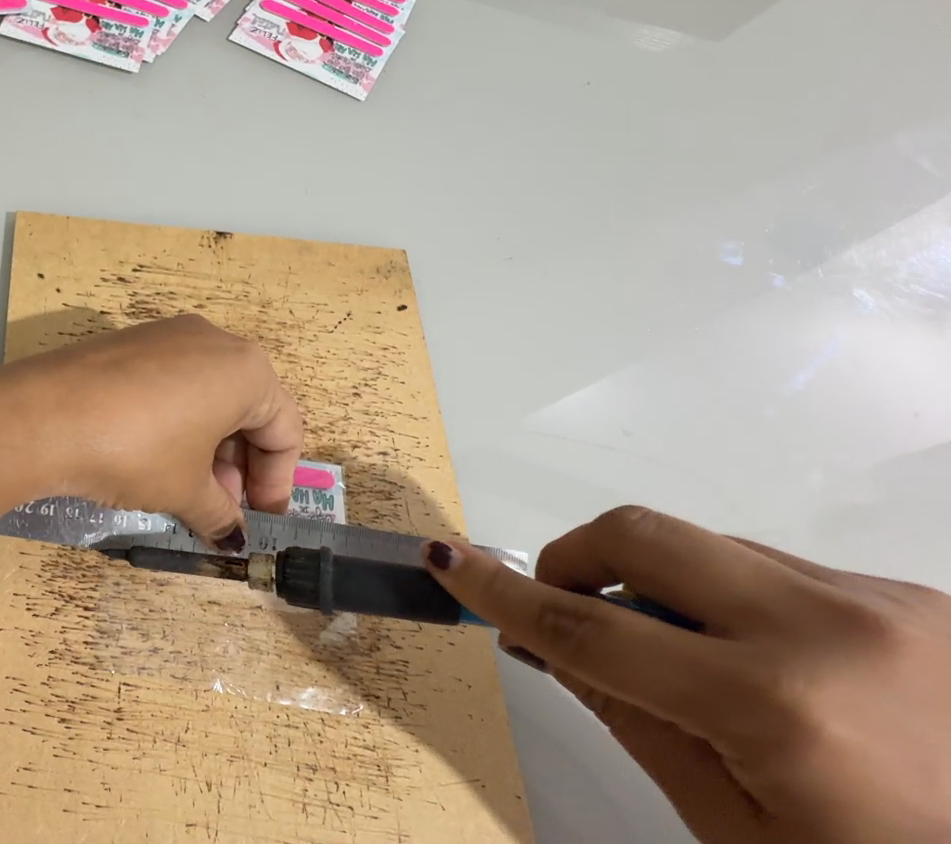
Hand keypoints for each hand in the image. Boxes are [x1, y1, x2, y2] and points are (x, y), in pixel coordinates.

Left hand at [0, 314, 302, 549]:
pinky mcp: (128, 341)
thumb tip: (232, 535)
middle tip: (220, 508)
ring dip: (207, 446)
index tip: (259, 519)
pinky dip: (175, 421)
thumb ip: (220, 513)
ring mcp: (166, 335)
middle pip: (246, 408)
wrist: (41, 416)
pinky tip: (151, 457)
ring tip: (185, 490)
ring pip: (207, 395)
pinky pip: (170, 383)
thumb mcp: (184, 489)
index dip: (276, 482)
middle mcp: (212, 340)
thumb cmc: (134, 451)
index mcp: (246, 369)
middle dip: (238, 465)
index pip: (284, 430)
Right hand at [423, 507, 950, 843]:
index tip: (448, 558)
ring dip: (662, 589)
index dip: (505, 592)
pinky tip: (770, 665)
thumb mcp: (731, 825)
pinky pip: (775, 569)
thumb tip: (540, 638)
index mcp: (779, 705)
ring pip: (708, 548)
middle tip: (569, 611)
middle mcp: (833, 628)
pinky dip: (733, 601)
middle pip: (643, 536)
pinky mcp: (918, 599)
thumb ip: (628, 716)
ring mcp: (886, 605)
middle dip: (577, 561)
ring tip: (692, 662)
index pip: (593, 628)